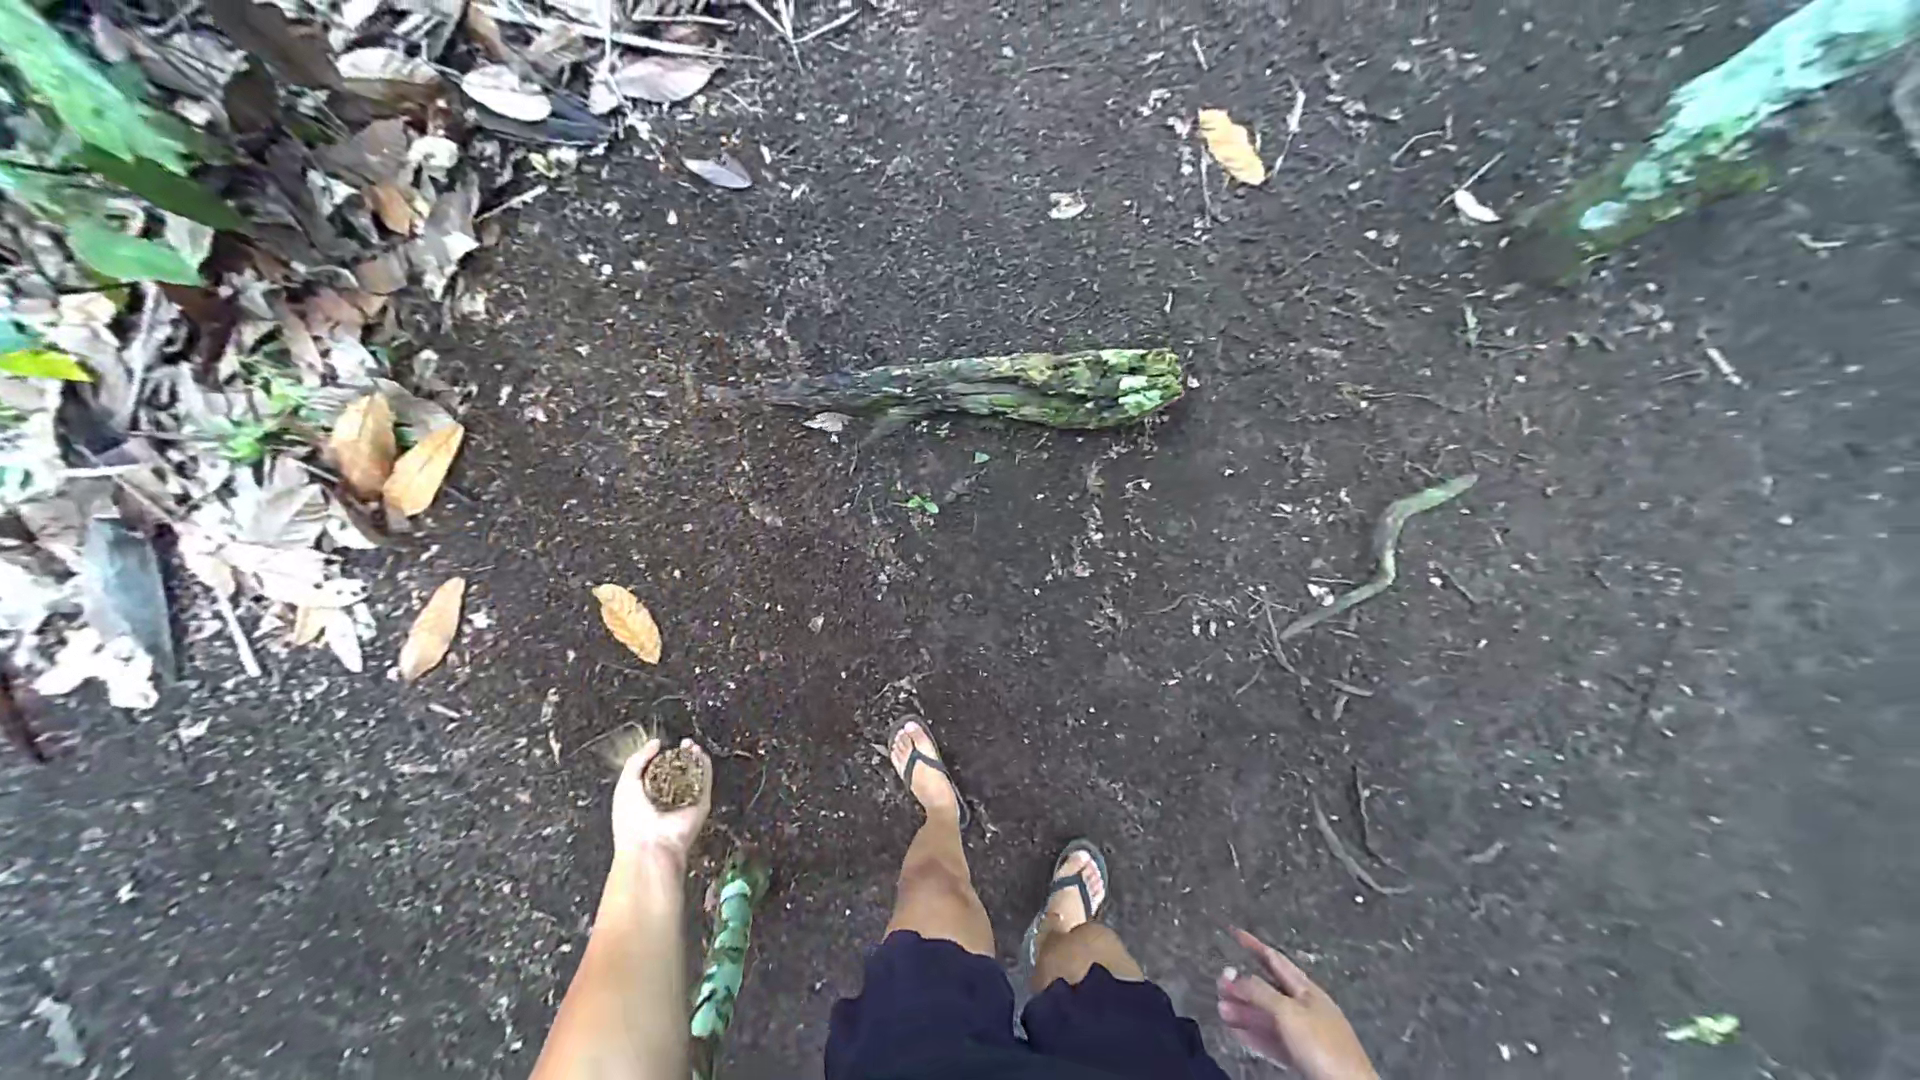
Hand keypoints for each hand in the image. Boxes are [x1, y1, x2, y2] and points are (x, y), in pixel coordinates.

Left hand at [611, 738, 711, 862]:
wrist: (649, 845)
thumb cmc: (631, 819)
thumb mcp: (625, 785)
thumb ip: (637, 761)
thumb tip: (656, 742)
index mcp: (650, 795)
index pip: (661, 771)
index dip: (664, 756)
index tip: (664, 745)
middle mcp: (671, 796)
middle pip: (681, 770)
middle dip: (683, 755)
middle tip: (684, 743)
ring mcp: (688, 798)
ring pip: (696, 772)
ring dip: (695, 757)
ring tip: (691, 745)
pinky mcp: (702, 801)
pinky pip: (705, 779)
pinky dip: (704, 764)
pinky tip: (699, 753)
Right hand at [1217, 927, 1377, 1079]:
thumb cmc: (1322, 1044)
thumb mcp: (1288, 1012)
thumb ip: (1260, 992)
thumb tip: (1237, 977)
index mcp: (1306, 990)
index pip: (1274, 960)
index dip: (1253, 944)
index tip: (1233, 932)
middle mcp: (1305, 1008)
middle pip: (1268, 990)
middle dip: (1242, 986)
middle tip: (1220, 984)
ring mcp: (1304, 1034)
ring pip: (1268, 1017)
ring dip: (1244, 1012)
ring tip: (1221, 1010)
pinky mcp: (1302, 1057)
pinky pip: (1273, 1040)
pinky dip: (1254, 1035)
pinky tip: (1237, 1034)